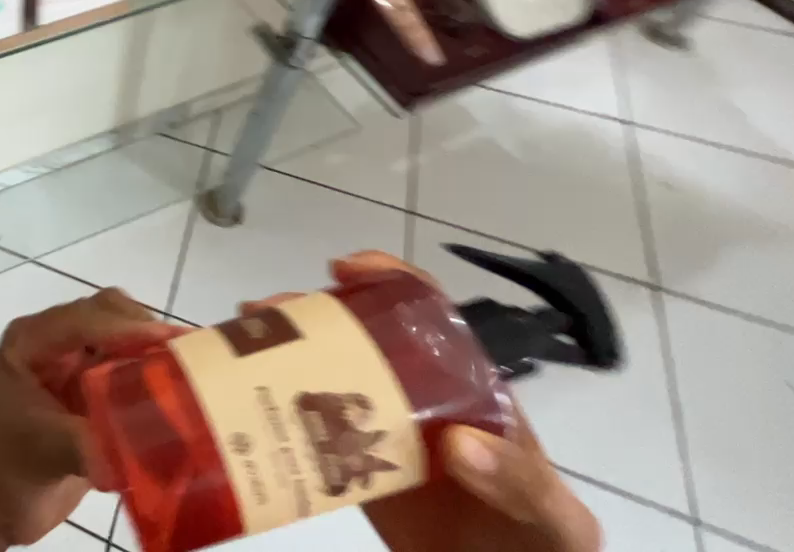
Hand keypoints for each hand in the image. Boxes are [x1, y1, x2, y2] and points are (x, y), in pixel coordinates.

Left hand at [0, 288, 185, 549]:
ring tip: (193, 369)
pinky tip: (181, 394)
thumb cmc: (0, 466)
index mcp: (33, 340)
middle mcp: (55, 344)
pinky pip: (127, 374)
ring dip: (152, 352)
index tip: (169, 341)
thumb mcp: (45, 450)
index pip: (85, 318)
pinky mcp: (90, 396)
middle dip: (146, 330)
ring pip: (120, 342)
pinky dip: (152, 380)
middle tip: (188, 354)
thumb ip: (94, 443)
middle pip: (107, 316)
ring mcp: (73, 368)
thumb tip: (146, 447)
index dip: (127, 326)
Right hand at [254, 252, 601, 551]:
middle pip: (356, 333)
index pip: (427, 314)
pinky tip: (240, 393)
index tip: (342, 269)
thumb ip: (521, 481)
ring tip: (240, 341)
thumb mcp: (554, 519)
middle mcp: (414, 395)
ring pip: (322, 370)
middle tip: (264, 311)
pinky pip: (307, 426)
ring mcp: (377, 428)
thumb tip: (458, 444)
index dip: (387, 279)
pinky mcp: (348, 465)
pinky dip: (271, 403)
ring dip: (278, 348)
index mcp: (464, 388)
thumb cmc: (537, 548)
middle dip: (307, 311)